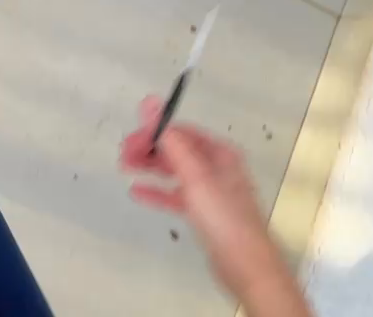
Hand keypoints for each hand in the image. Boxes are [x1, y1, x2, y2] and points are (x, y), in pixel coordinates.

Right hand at [120, 98, 306, 312]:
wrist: (249, 270)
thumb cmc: (223, 216)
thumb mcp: (194, 174)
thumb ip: (170, 138)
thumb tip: (149, 100)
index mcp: (219, 153)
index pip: (180, 132)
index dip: (154, 132)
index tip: (131, 141)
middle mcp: (216, 167)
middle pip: (175, 149)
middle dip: (148, 149)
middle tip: (123, 156)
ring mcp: (211, 191)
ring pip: (173, 170)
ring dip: (149, 167)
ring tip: (124, 168)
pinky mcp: (205, 213)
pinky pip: (175, 194)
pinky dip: (157, 191)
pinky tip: (136, 192)